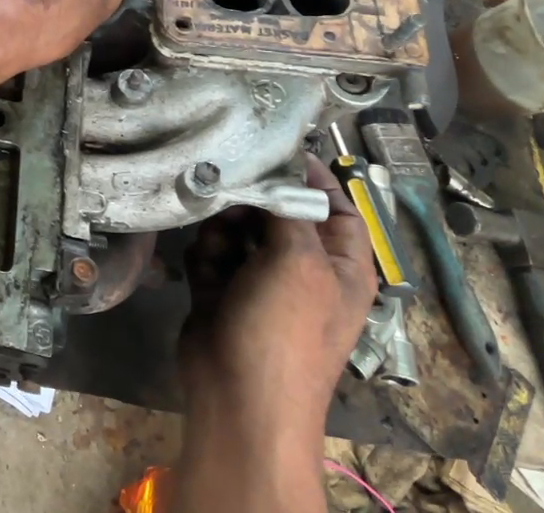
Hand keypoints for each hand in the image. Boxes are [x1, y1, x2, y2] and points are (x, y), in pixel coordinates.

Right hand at [178, 155, 377, 436]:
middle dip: (250, 202)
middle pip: (277, 212)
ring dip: (222, 230)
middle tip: (227, 192)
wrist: (238, 396)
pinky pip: (211, 253)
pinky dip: (205, 255)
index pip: (335, 205)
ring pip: (237, 228)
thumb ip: (290, 210)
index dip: (308, 177)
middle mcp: (303, 268)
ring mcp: (260, 281)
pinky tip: (202, 270)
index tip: (271, 147)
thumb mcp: (299, 262)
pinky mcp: (222, 290)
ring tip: (215, 246)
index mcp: (341, 265)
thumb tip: (279, 171)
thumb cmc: (283, 329)